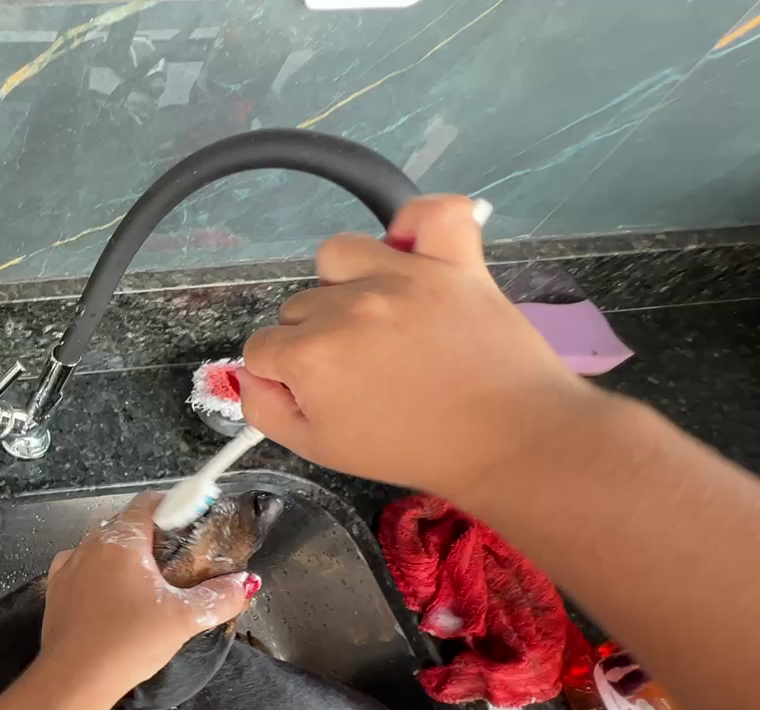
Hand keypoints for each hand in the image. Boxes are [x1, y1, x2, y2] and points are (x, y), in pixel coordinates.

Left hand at [38, 491, 254, 699]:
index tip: (195, 521)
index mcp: (119, 541)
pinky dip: (104, 576)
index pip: (148, 503)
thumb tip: (246, 583)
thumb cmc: (128, 642)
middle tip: (181, 559)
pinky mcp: (55, 590)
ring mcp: (66, 567)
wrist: (73, 678)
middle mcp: (87, 545)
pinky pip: (84, 571)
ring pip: (103, 549)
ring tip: (152, 583)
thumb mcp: (183, 619)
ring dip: (127, 558)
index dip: (175, 506)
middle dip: (154, 536)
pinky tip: (119, 600)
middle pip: (126, 525)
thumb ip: (220, 597)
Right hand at [239, 195, 602, 501]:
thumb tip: (252, 375)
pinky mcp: (455, 262)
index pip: (260, 348)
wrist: (506, 437)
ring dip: (340, 283)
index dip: (278, 374)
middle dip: (310, 337)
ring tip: (369, 314)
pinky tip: (409, 253)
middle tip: (352, 370)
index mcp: (309, 355)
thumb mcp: (312, 446)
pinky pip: (430, 212)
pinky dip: (414, 223)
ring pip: (337, 256)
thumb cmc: (404, 447)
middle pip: (297, 307)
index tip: (311, 392)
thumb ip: (262, 407)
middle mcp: (348, 307)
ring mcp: (403, 277)